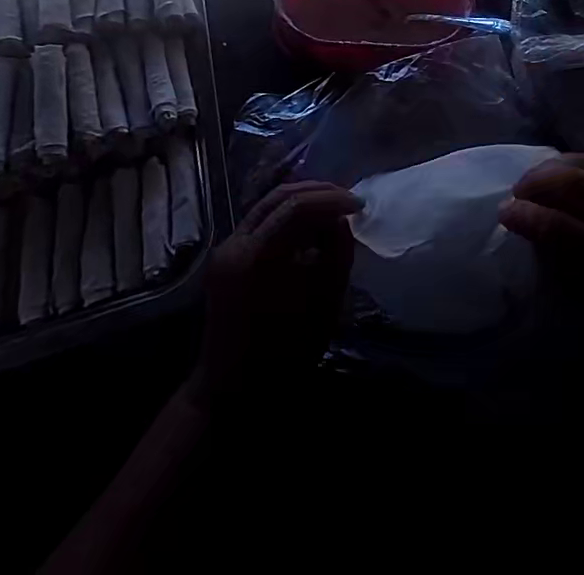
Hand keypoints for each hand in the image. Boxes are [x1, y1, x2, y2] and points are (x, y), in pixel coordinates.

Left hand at [189, 181, 358, 405]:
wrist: (233, 390)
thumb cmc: (285, 357)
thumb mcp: (324, 306)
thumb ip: (336, 256)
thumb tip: (340, 222)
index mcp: (259, 257)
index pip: (297, 207)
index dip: (332, 199)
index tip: (359, 205)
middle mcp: (236, 244)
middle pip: (278, 197)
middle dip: (317, 192)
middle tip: (347, 200)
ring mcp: (225, 249)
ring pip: (265, 205)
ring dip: (300, 202)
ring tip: (332, 209)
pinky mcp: (224, 258)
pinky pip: (258, 223)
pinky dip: (285, 218)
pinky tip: (308, 229)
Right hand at [499, 153, 583, 295]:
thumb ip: (575, 277)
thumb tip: (537, 240)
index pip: (567, 229)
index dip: (528, 216)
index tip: (504, 213)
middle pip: (581, 181)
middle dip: (538, 180)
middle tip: (517, 193)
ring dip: (558, 167)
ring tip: (537, 181)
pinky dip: (583, 169)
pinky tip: (569, 183)